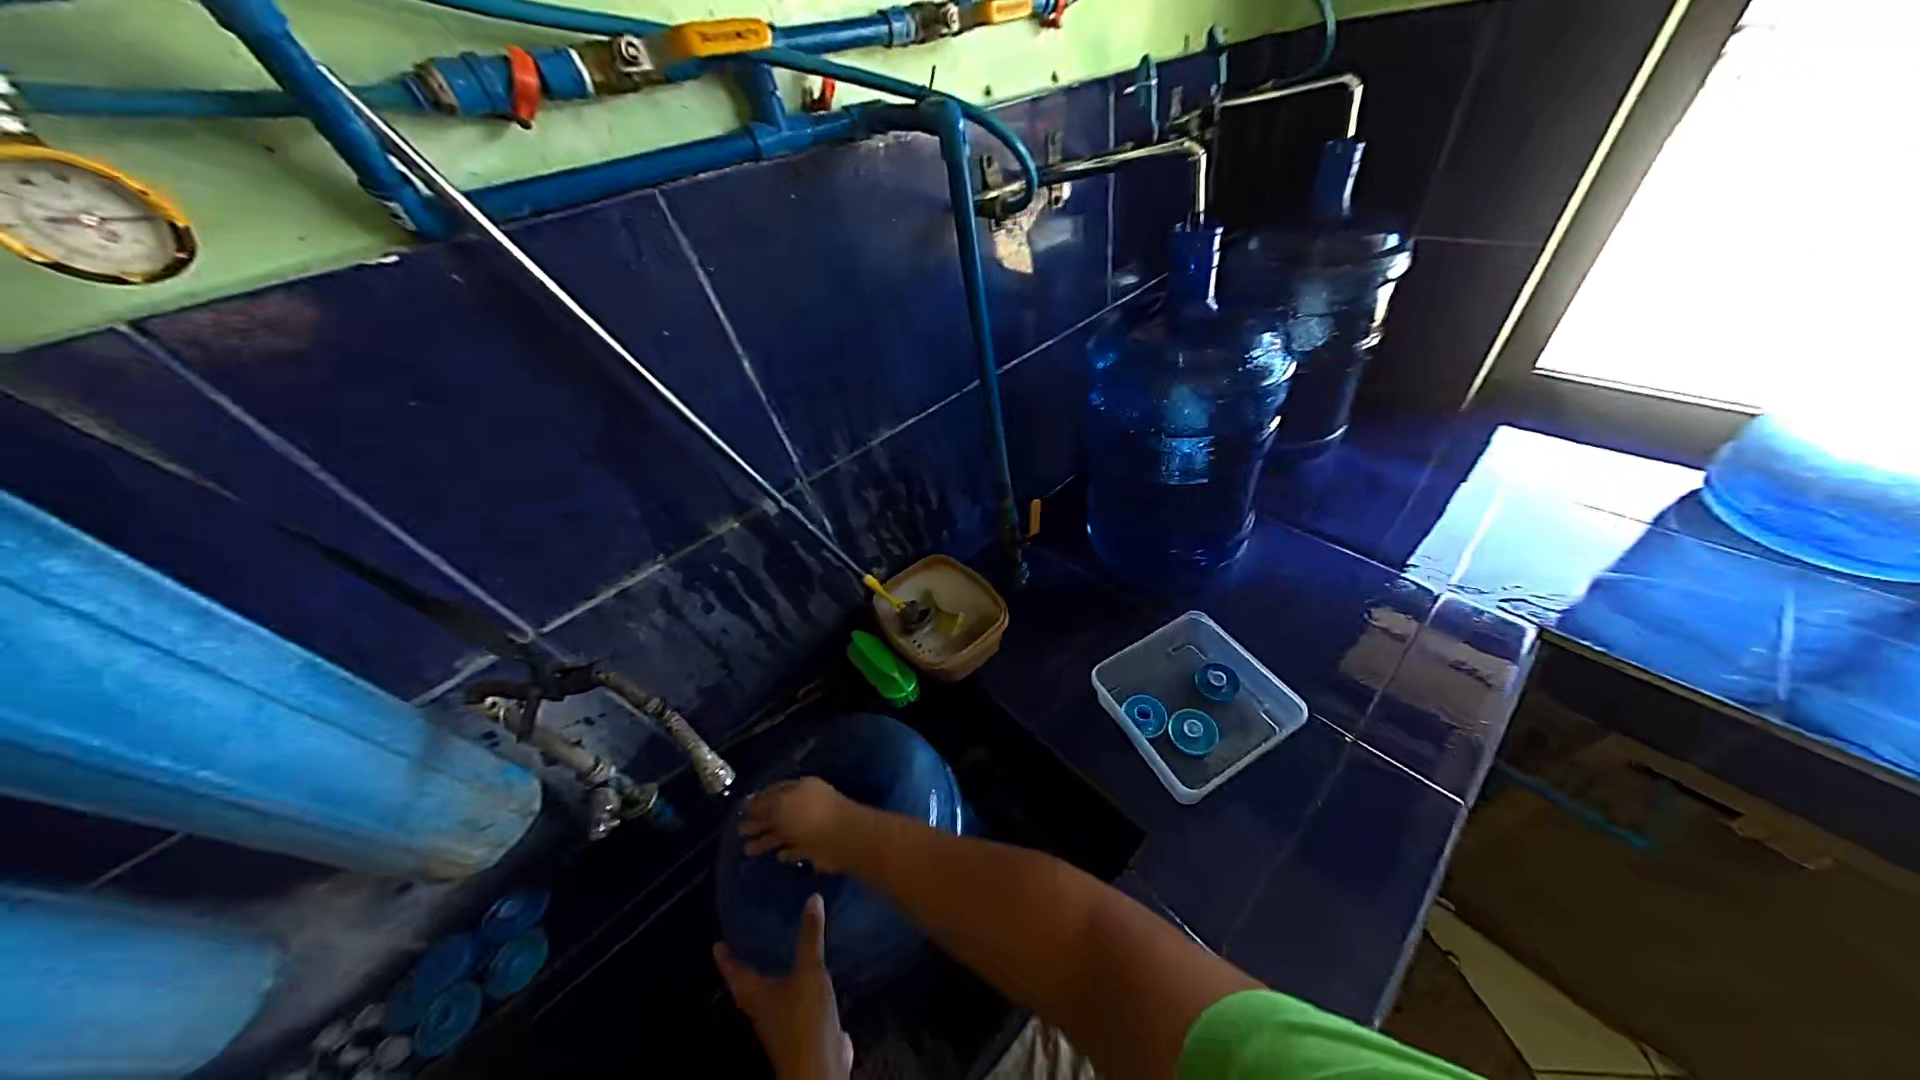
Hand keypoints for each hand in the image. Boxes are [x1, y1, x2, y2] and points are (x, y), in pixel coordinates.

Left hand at [714, 893, 853, 1079]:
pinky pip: (791, 1000)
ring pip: (769, 993)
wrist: (818, 1067)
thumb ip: (810, 937)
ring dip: (770, 975)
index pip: (734, 973)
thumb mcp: (809, 972)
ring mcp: (779, 1020)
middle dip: (746, 967)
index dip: (726, 958)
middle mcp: (762, 1008)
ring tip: (777, 953)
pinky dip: (793, 985)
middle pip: (747, 986)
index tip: (717, 945)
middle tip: (748, 943)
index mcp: (756, 994)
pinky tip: (807, 974)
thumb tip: (812, 897)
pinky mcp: (798, 1027)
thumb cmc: (803, 1019)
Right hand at [740, 777, 863, 874]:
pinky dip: (787, 853)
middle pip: (778, 814)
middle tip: (740, 832)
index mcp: (799, 789)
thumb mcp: (781, 804)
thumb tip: (749, 804)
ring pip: (784, 833)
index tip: (742, 809)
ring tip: (748, 851)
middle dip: (759, 822)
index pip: (775, 791)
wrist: (840, 838)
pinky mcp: (816, 847)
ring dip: (766, 841)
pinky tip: (777, 857)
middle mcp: (805, 806)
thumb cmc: (808, 815)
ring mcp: (811, 827)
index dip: (758, 800)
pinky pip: (797, 849)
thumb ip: (764, 804)